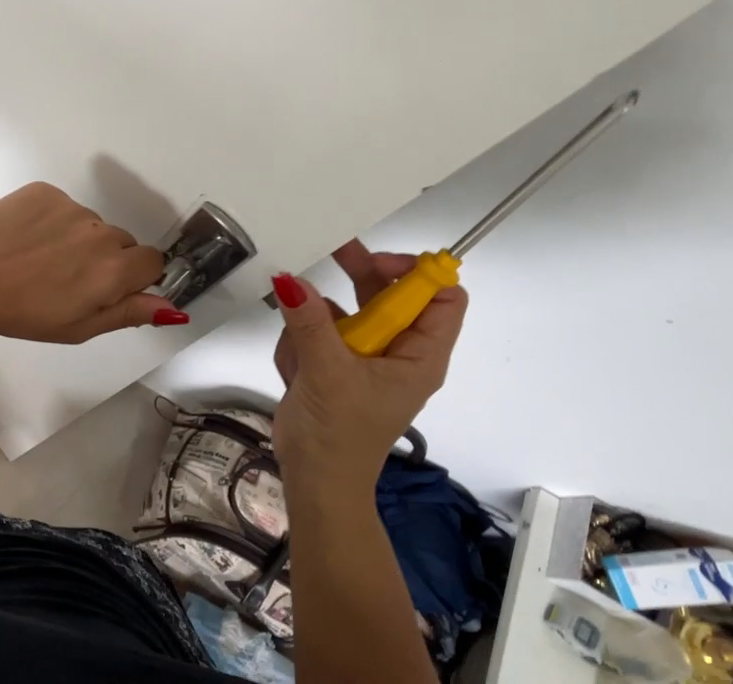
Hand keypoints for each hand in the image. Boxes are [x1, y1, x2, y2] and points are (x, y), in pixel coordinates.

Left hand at [0, 182, 185, 343]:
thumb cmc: (22, 314)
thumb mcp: (79, 327)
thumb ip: (128, 313)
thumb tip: (173, 308)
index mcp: (112, 271)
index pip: (152, 262)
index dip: (134, 277)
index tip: (108, 287)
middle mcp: (99, 234)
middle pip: (122, 242)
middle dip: (105, 259)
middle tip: (67, 278)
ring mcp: (70, 208)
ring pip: (90, 224)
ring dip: (77, 239)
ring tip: (40, 260)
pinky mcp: (44, 191)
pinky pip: (63, 206)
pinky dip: (51, 220)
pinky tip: (28, 240)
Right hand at [269, 240, 466, 491]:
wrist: (316, 482)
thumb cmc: (339, 433)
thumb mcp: (327, 372)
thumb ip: (309, 321)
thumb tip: (289, 278)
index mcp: (419, 356)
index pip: (442, 298)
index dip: (415, 273)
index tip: (376, 263)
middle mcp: (398, 352)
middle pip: (389, 295)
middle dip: (359, 278)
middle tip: (331, 251)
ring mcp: (365, 359)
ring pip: (346, 312)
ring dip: (315, 323)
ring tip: (299, 355)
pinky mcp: (334, 366)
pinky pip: (318, 333)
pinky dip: (300, 344)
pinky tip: (294, 371)